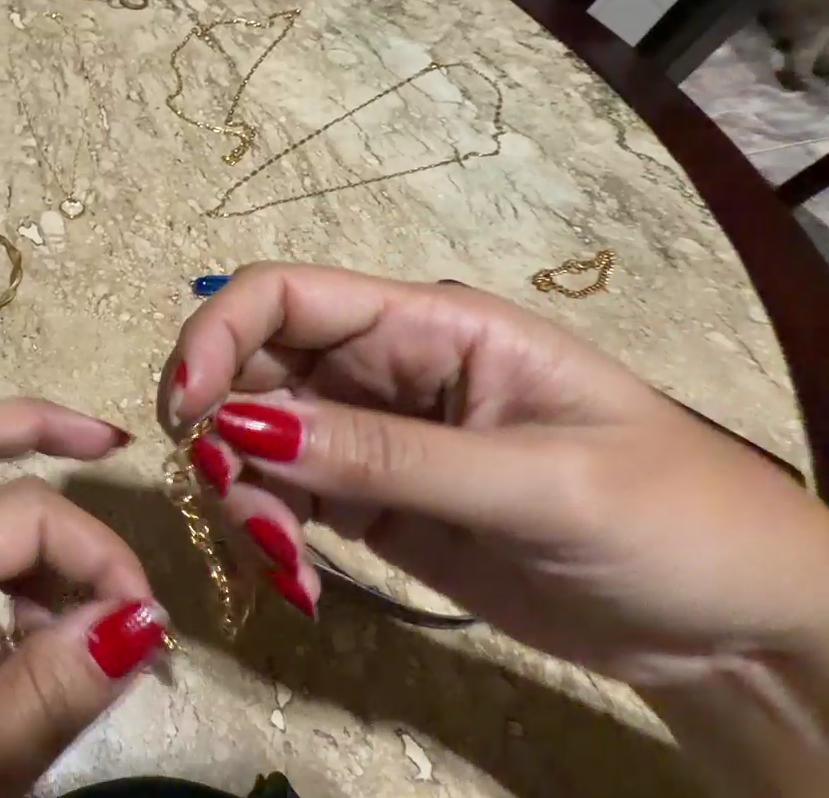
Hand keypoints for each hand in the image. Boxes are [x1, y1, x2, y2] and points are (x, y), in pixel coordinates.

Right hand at [159, 263, 828, 793]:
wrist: (741, 629)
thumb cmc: (675, 523)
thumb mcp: (536, 484)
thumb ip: (383, 455)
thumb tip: (240, 427)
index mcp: (425, 328)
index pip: (284, 296)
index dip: (216, 333)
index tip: (184, 407)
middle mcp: (375, 370)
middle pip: (248, 369)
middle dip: (217, 429)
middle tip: (227, 496)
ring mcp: (361, 436)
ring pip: (248, 441)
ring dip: (238, 495)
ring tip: (282, 560)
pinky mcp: (358, 498)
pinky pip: (276, 499)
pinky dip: (265, 536)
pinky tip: (297, 583)